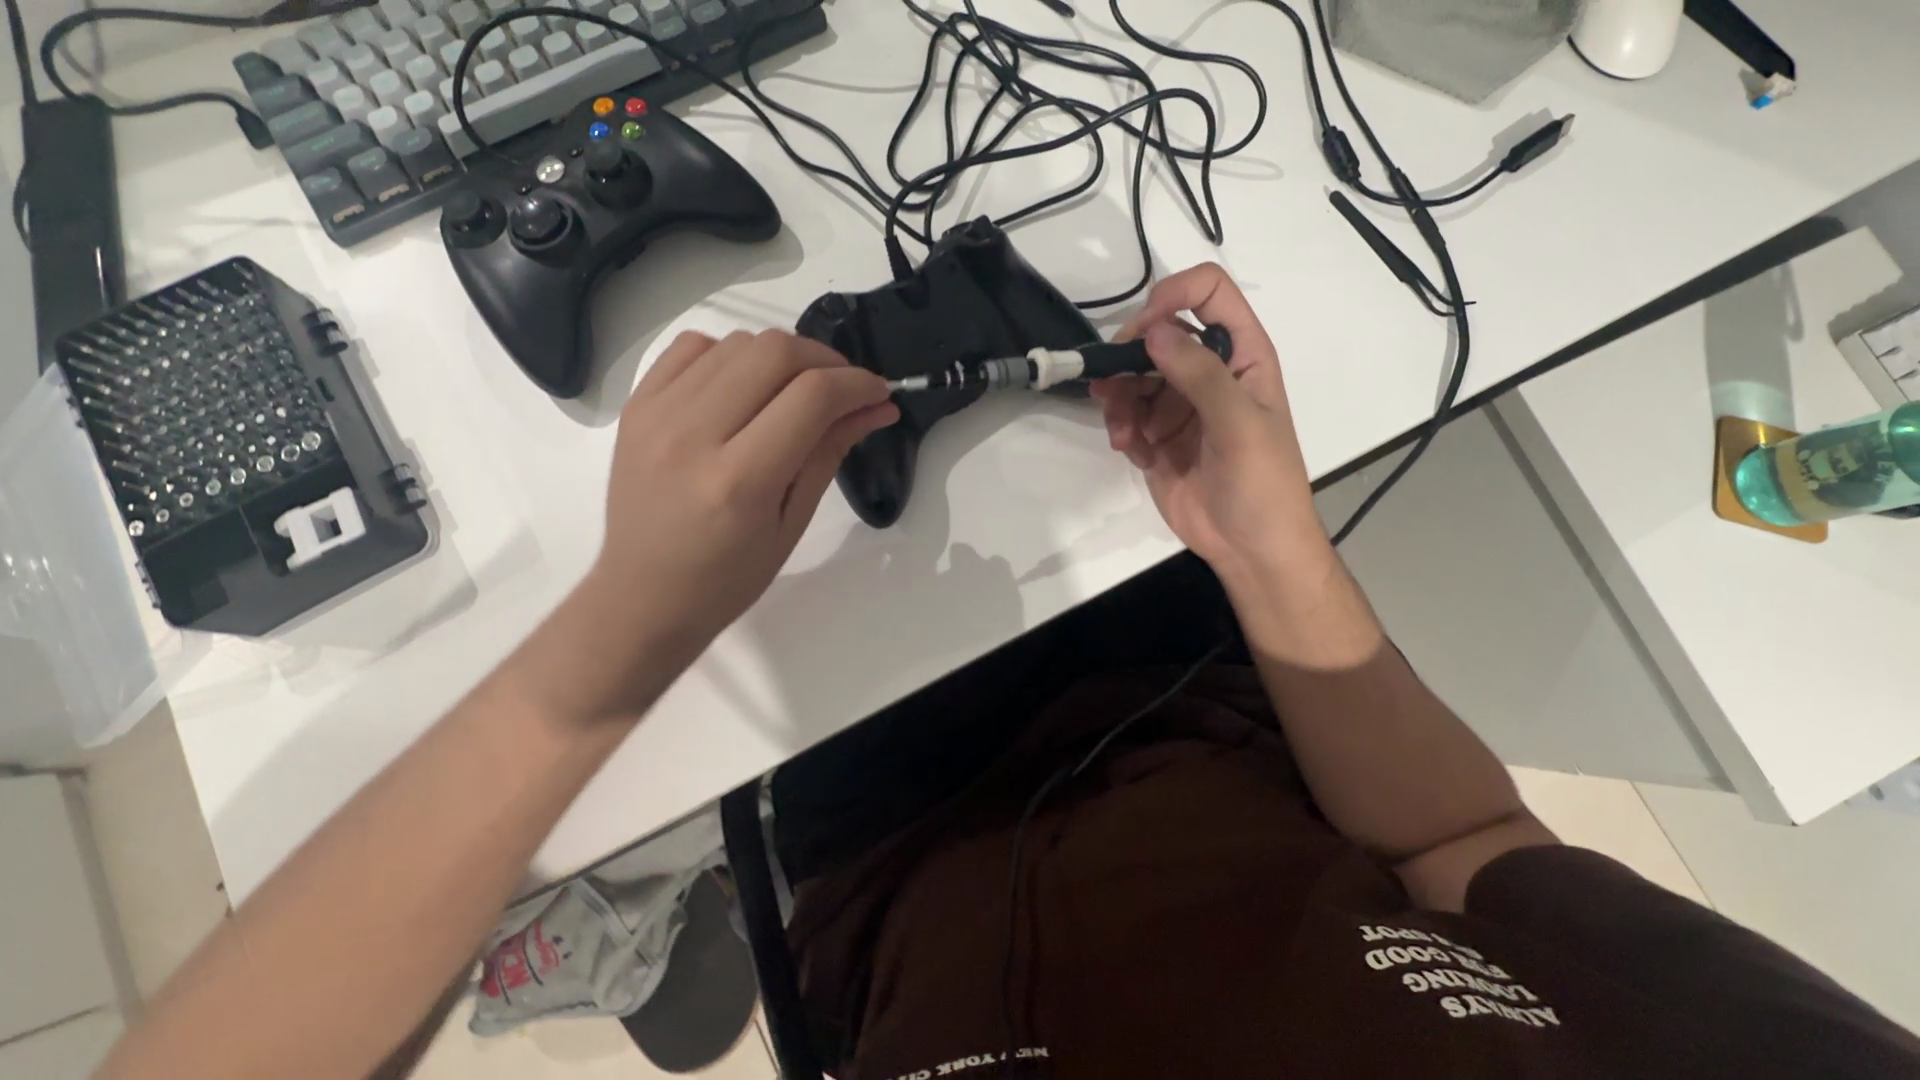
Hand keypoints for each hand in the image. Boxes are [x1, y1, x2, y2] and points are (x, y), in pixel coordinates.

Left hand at [544, 330, 896, 717]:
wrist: (643, 596)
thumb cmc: (727, 578)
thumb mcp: (791, 523)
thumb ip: (829, 453)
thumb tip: (875, 406)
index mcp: (739, 482)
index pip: (812, 397)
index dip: (858, 384)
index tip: (878, 394)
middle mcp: (693, 436)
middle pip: (774, 352)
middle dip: (824, 360)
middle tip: (842, 389)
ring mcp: (657, 414)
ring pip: (737, 342)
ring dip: (780, 357)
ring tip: (793, 391)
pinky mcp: (637, 406)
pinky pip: (692, 346)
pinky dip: (730, 354)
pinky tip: (742, 387)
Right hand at [1090, 263, 1332, 591]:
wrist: (1250, 547)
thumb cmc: (1262, 482)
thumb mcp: (1239, 423)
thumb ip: (1199, 373)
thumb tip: (1153, 330)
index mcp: (1241, 354)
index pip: (1209, 293)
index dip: (1174, 295)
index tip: (1145, 328)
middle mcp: (1208, 371)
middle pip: (1157, 333)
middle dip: (1130, 357)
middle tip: (1113, 386)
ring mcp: (1179, 404)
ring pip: (1133, 375)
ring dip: (1119, 399)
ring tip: (1123, 433)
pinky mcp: (1157, 436)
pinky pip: (1126, 414)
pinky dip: (1120, 428)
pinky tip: (1131, 452)